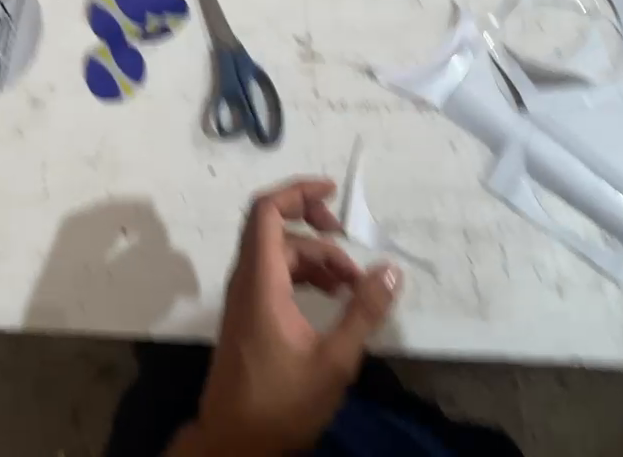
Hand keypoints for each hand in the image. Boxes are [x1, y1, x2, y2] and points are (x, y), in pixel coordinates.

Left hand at [172, 177, 402, 456]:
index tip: (331, 191)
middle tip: (346, 240)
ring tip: (350, 284)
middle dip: (312, 222)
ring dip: (314, 257)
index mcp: (260, 280)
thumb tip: (390, 268)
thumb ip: (363, 311)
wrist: (232, 444)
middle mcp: (246, 279)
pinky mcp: (248, 313)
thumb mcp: (333, 361)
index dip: (297, 191)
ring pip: (277, 253)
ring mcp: (244, 296)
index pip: (267, 212)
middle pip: (272, 226)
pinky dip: (303, 275)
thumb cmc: (280, 403)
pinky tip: (331, 297)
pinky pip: (274, 274)